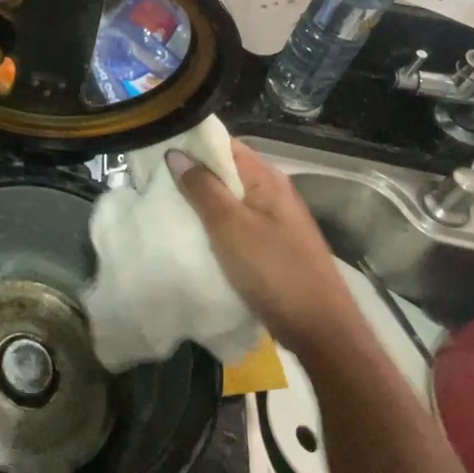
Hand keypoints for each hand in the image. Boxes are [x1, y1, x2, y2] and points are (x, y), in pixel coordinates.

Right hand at [168, 140, 361, 360]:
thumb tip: (176, 154)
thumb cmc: (274, 271)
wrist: (321, 331)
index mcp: (266, 179)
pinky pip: (236, 221)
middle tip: (152, 177)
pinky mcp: (272, 244)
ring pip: (229, 198)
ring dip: (201, 199)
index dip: (191, 142)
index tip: (156, 147)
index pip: (224, 144)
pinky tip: (193, 231)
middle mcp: (273, 192)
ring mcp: (275, 219)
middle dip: (191, 172)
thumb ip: (203, 188)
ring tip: (165, 201)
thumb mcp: (230, 227)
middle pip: (225, 170)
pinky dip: (214, 222)